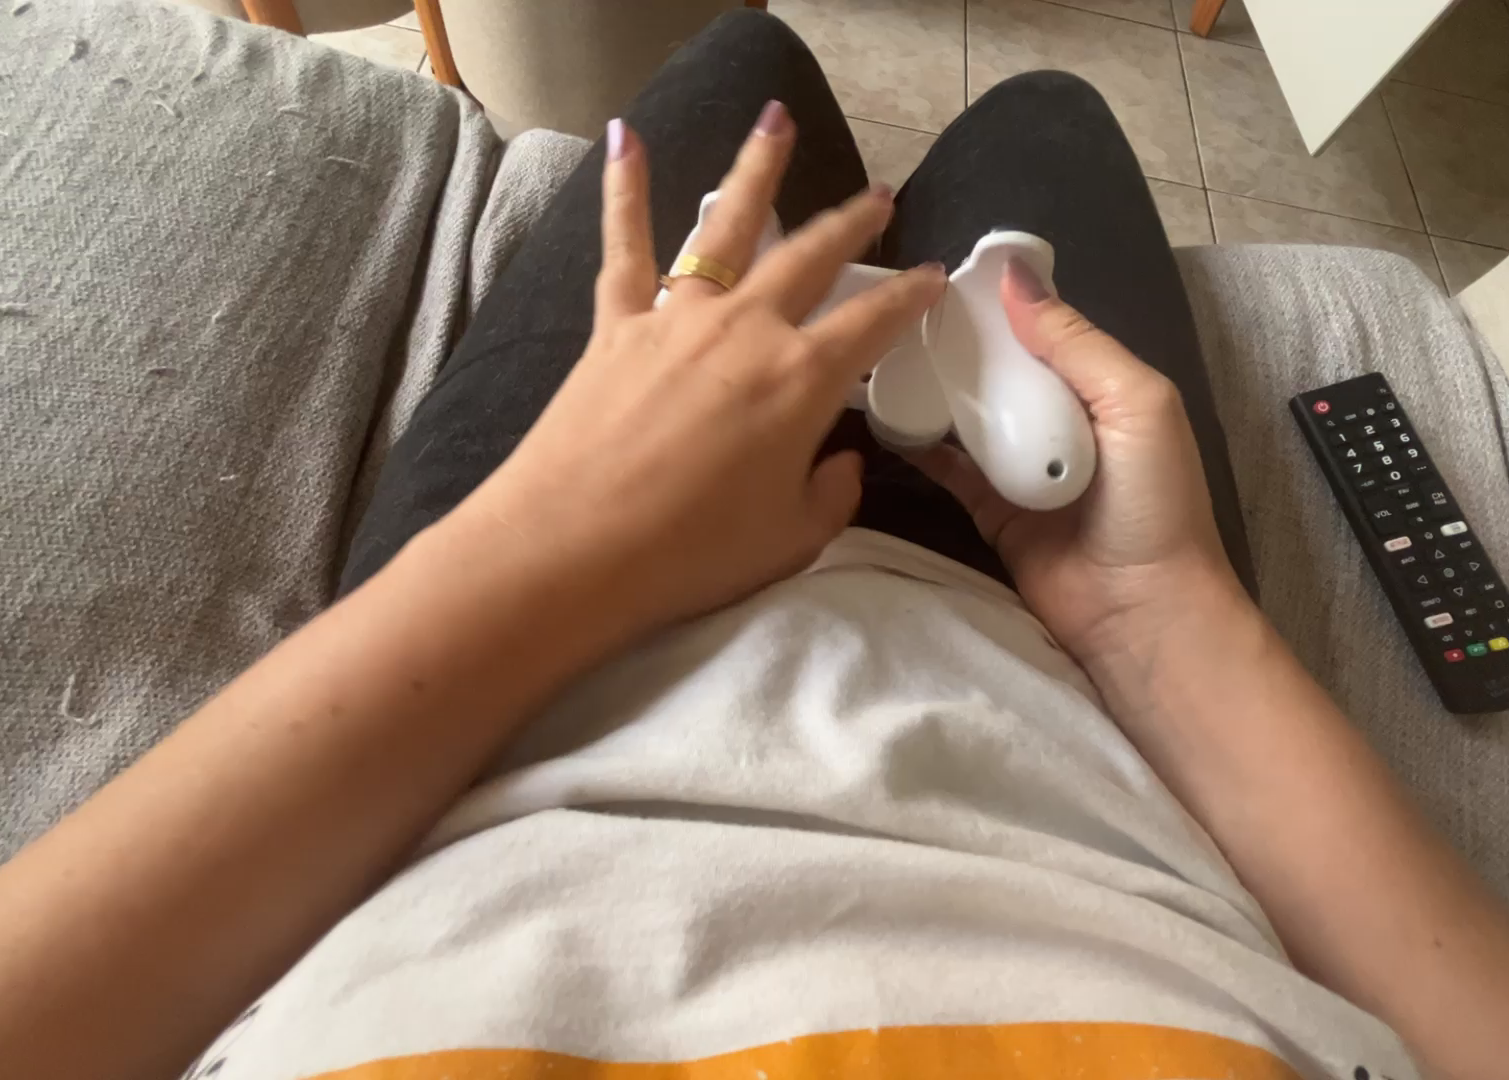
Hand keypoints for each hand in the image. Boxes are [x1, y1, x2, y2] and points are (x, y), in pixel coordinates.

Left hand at [451, 104, 946, 642]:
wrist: (575, 548)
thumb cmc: (694, 552)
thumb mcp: (795, 538)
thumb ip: (835, 492)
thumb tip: (844, 460)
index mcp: (801, 380)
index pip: (874, 322)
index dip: (910, 297)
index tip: (933, 275)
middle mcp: (746, 329)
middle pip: (811, 256)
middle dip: (851, 223)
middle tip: (878, 197)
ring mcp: (678, 317)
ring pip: (727, 225)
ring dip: (759, 170)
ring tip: (777, 121)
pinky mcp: (618, 324)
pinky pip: (626, 246)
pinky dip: (625, 190)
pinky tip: (627, 137)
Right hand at [913, 261, 1237, 657]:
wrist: (1136, 609)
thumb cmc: (1150, 502)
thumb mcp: (1136, 404)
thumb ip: (1077, 345)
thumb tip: (1016, 277)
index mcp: (1099, 387)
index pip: (1043, 332)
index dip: (1002, 305)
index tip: (949, 278)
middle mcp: (1056, 420)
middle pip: (999, 372)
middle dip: (959, 346)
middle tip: (903, 318)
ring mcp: (1018, 465)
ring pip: (968, 416)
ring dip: (935, 390)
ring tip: (886, 358)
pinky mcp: (987, 507)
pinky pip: (949, 468)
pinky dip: (921, 445)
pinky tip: (890, 418)